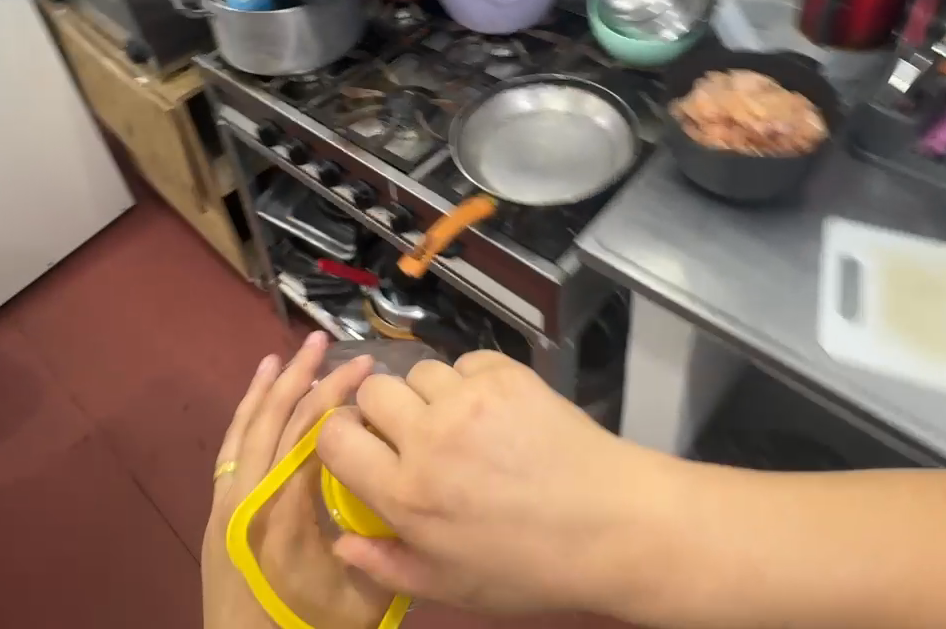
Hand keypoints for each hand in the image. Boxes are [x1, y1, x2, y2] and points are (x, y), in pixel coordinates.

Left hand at [203, 332, 395, 628]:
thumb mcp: (363, 597)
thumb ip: (383, 538)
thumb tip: (401, 479)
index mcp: (286, 508)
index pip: (314, 429)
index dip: (341, 392)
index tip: (369, 366)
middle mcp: (251, 491)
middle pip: (281, 415)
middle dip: (309, 375)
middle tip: (334, 343)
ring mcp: (229, 497)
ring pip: (251, 423)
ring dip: (273, 384)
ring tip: (292, 351)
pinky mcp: (219, 506)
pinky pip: (232, 444)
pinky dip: (245, 410)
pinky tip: (258, 391)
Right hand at [316, 350, 663, 615]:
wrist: (611, 522)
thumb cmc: (528, 565)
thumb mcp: (451, 585)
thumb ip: (387, 562)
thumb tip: (341, 540)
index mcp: (406, 492)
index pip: (334, 436)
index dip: (341, 436)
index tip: (361, 445)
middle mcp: (427, 436)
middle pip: (372, 390)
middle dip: (382, 409)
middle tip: (412, 431)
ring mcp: (467, 398)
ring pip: (420, 371)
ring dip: (430, 394)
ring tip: (460, 420)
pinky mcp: (504, 373)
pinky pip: (466, 361)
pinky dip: (471, 380)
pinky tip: (494, 407)